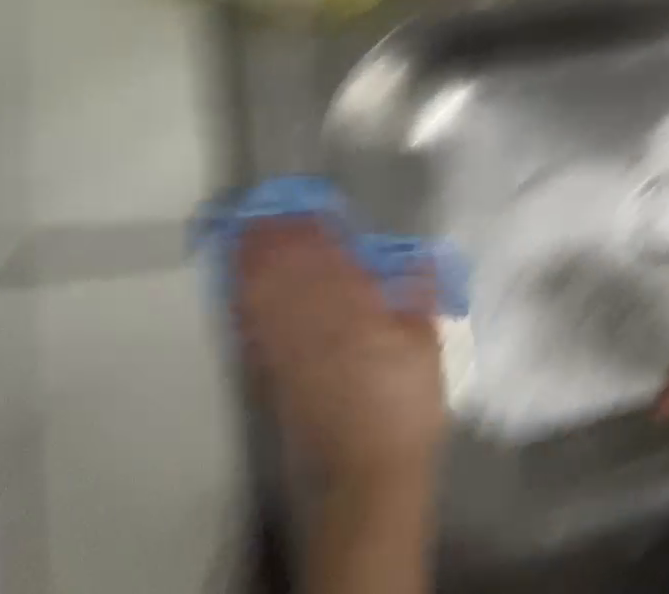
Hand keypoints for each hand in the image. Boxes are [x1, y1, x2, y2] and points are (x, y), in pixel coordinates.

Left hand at [238, 218, 445, 491]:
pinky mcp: (270, 373)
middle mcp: (315, 326)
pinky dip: (243, 301)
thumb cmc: (408, 400)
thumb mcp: (427, 343)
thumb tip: (417, 257)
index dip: (316, 232)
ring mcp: (286, 350)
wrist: (367, 464)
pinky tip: (240, 286)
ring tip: (248, 232)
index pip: (332, 262)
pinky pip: (252, 327)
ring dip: (253, 263)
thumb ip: (419, 297)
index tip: (310, 203)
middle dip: (277, 240)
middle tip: (268, 207)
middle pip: (289, 274)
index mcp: (359, 315)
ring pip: (264, 297)